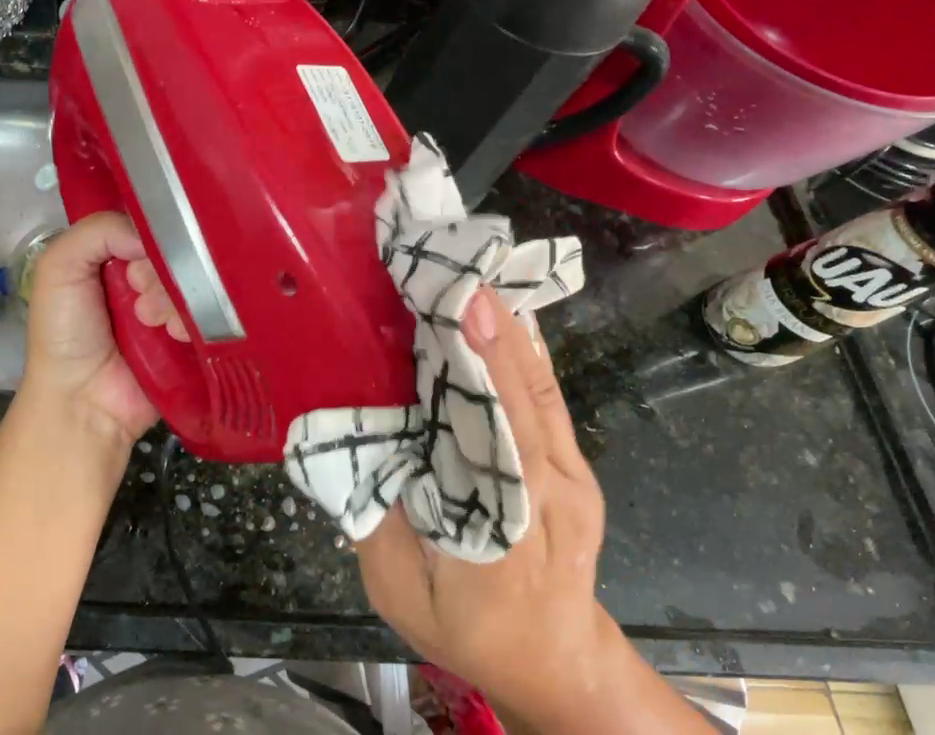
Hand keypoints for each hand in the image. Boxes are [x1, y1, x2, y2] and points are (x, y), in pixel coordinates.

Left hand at [21, 212, 174, 446]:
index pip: (148, 224)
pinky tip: (173, 333)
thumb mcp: (59, 268)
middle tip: (138, 292)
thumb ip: (97, 231)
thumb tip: (149, 234)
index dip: (148, 232)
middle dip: (160, 268)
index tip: (135, 255)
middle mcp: (146, 278)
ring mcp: (172, 308)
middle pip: (176, 251)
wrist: (82, 402)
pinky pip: (212, 314)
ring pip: (195, 281)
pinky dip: (195, 319)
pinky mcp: (193, 338)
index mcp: (115, 256)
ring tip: (150, 321)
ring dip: (175, 296)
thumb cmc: (64, 333)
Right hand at [354, 290, 635, 731]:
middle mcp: (553, 492)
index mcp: (507, 528)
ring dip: (512, 330)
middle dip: (496, 328)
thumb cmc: (469, 630)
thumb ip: (378, 518)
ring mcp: (574, 477)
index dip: (487, 366)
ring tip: (476, 276)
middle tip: (457, 270)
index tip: (466, 306)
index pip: (500, 432)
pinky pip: (547, 401)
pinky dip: (525, 353)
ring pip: (544, 390)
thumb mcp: (399, 591)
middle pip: (528, 396)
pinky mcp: (576, 468)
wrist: (555, 664)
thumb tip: (358, 441)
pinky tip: (503, 316)